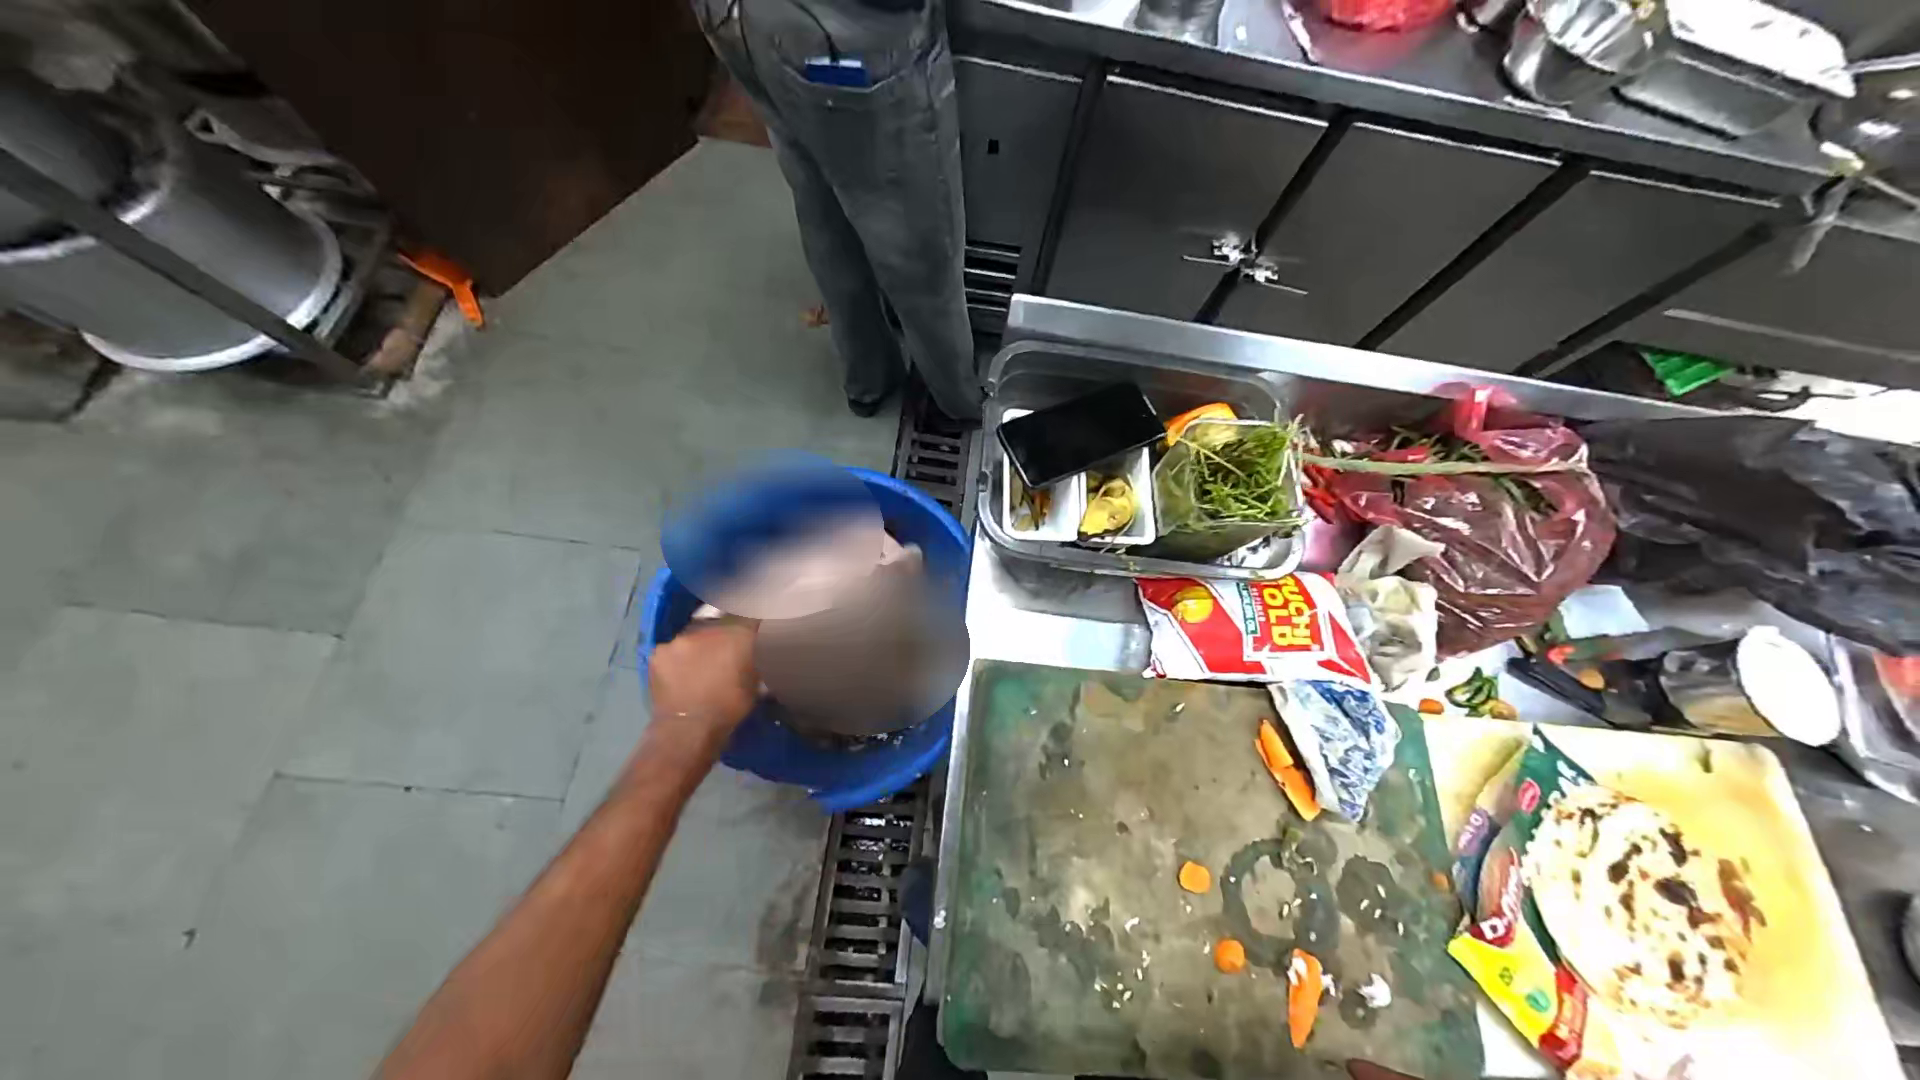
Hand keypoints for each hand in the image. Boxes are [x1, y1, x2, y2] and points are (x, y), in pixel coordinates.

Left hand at [644, 620, 759, 751]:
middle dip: (724, 634)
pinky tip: (681, 671)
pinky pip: (674, 647)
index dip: (752, 625)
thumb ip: (758, 656)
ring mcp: (681, 638)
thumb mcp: (756, 680)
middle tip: (724, 652)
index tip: (753, 633)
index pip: (750, 618)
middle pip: (720, 622)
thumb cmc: (730, 707)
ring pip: (695, 634)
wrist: (689, 729)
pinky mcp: (659, 650)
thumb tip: (761, 645)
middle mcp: (709, 628)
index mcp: (739, 635)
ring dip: (700, 644)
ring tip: (701, 663)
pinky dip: (679, 656)